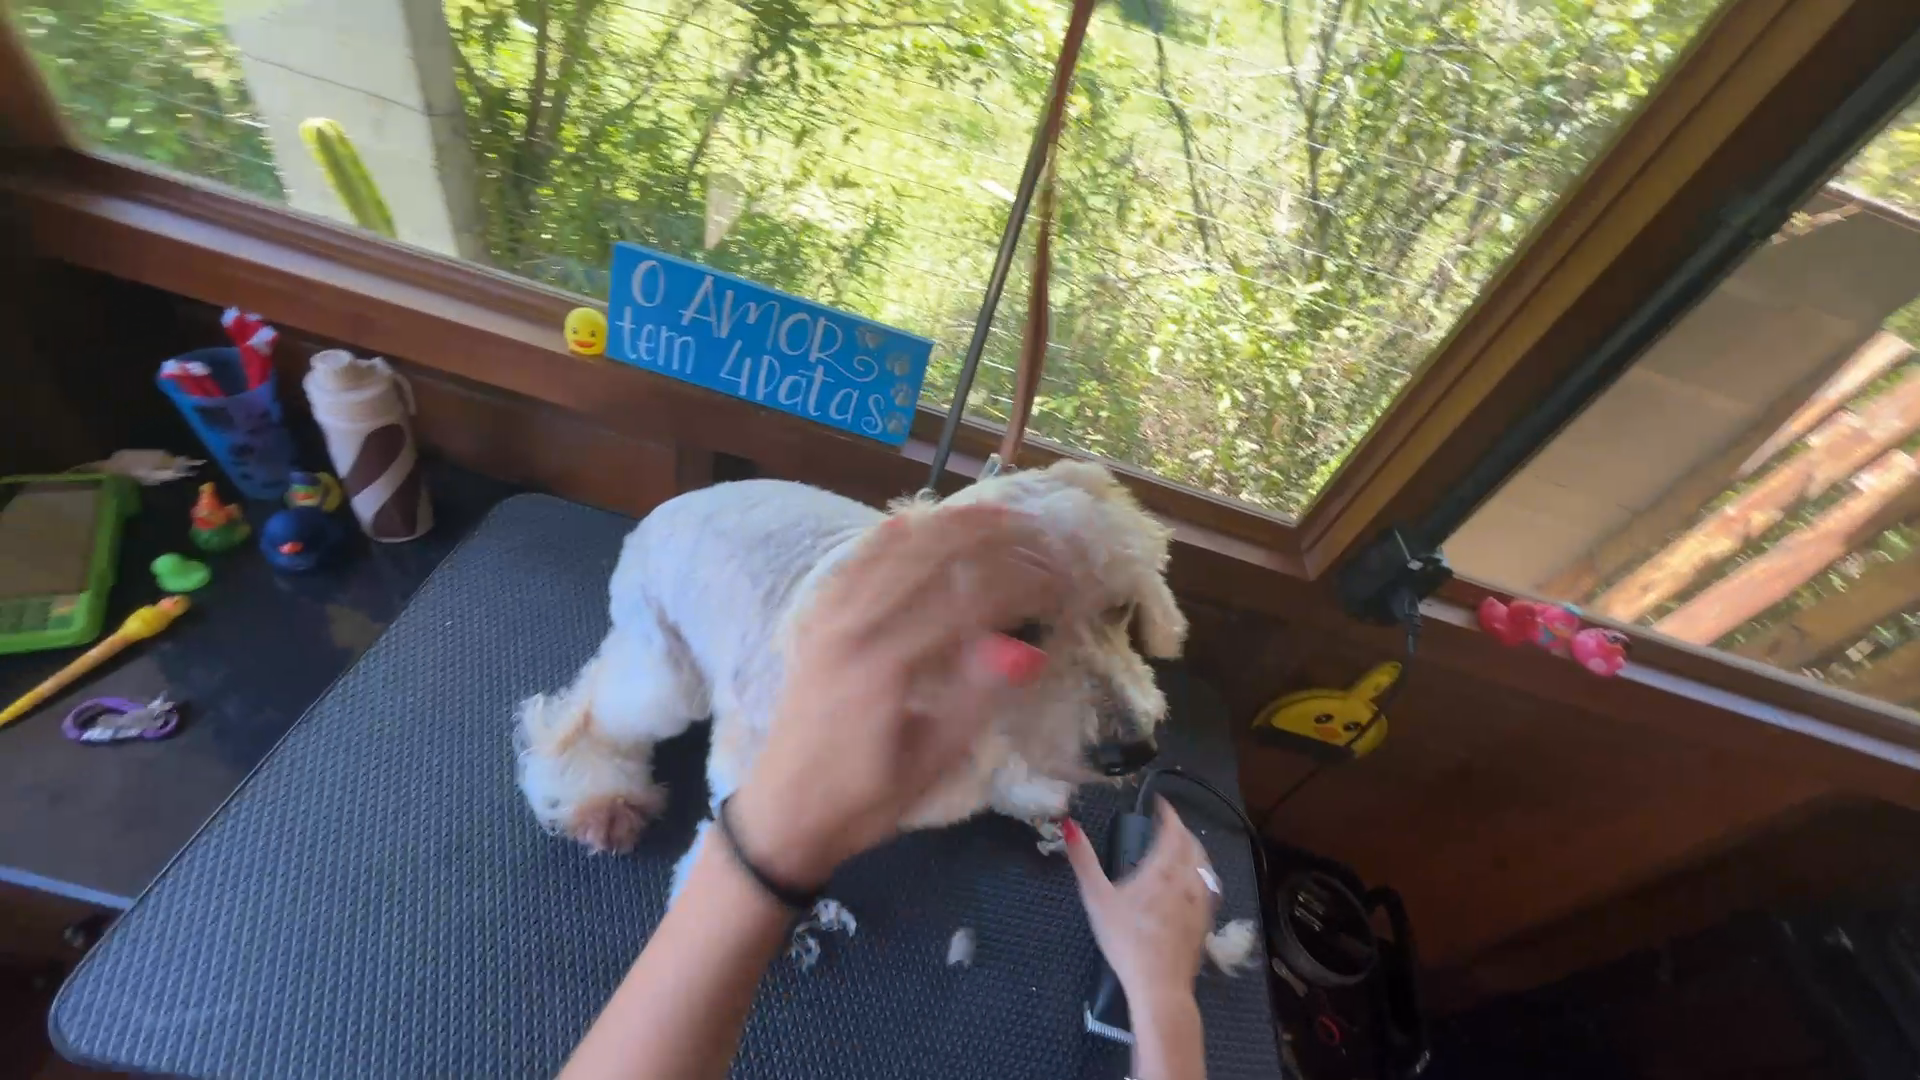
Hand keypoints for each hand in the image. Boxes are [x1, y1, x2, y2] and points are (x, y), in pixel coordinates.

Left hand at [731, 503, 1063, 886]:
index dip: (1021, 583)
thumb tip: (1028, 650)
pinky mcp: (815, 625)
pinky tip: (906, 519)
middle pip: (929, 558)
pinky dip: (882, 539)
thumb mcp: (930, 764)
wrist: (781, 816)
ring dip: (943, 525)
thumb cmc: (863, 801)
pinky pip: (850, 567)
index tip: (1058, 578)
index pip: (970, 603)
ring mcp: (830, 621)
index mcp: (889, 666)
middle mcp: (856, 629)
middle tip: (1032, 528)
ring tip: (987, 511)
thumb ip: (975, 701)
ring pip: (891, 551)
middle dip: (987, 535)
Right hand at [1065, 798, 1218, 1006]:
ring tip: (1183, 846)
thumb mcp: (1096, 897)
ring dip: (1194, 849)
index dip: (1169, 813)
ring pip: (1204, 865)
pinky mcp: (1205, 922)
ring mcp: (1200, 902)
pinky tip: (1194, 881)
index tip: (1160, 802)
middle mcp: (1186, 880)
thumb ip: (1083, 860)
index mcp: (1161, 870)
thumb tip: (1069, 825)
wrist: (1159, 986)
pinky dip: (1202, 872)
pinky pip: (1209, 886)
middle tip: (1167, 822)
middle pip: (1192, 845)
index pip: (1172, 831)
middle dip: (1181, 829)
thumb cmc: (1125, 939)